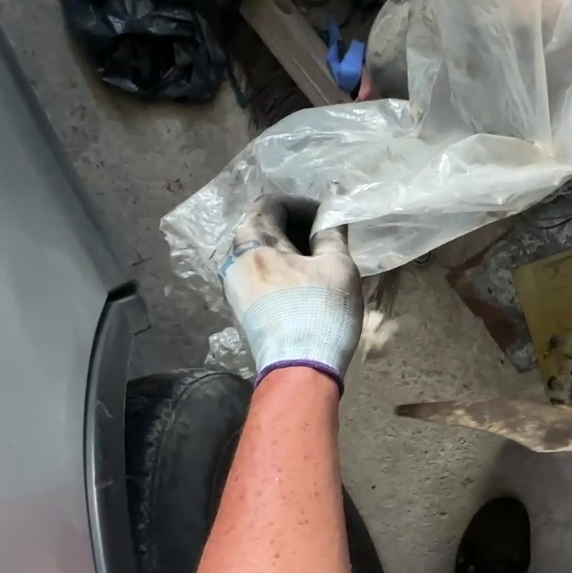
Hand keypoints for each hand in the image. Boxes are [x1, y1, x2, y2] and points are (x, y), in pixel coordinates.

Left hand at [220, 197, 361, 389]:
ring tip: (318, 266)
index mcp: (253, 238)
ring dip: (289, 252)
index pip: (273, 202)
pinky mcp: (240, 309)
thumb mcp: (339, 266)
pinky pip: (259, 276)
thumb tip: (329, 219)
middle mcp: (233, 257)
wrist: (299, 369)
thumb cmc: (320, 311)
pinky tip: (304, 287)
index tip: (328, 220)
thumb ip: (332, 234)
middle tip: (326, 242)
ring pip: (261, 254)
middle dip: (295, 229)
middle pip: (263, 227)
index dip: (304, 205)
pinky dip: (281, 272)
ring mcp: (233, 285)